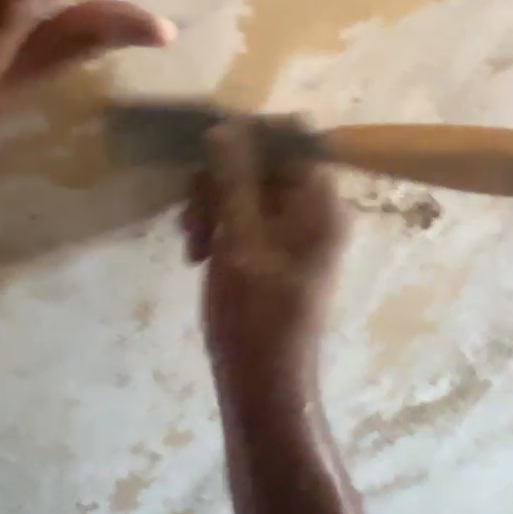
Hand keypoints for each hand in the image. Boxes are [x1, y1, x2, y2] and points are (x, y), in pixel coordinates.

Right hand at [183, 120, 350, 379]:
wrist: (263, 387)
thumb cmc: (255, 314)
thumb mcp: (239, 239)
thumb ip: (233, 178)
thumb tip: (225, 126)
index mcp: (321, 201)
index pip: (293, 139)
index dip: (250, 135)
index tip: (206, 148)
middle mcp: (315, 208)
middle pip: (264, 163)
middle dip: (220, 181)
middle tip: (191, 218)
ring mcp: (296, 230)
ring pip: (247, 188)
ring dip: (213, 205)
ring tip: (191, 244)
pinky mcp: (275, 248)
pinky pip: (246, 214)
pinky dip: (219, 225)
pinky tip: (197, 254)